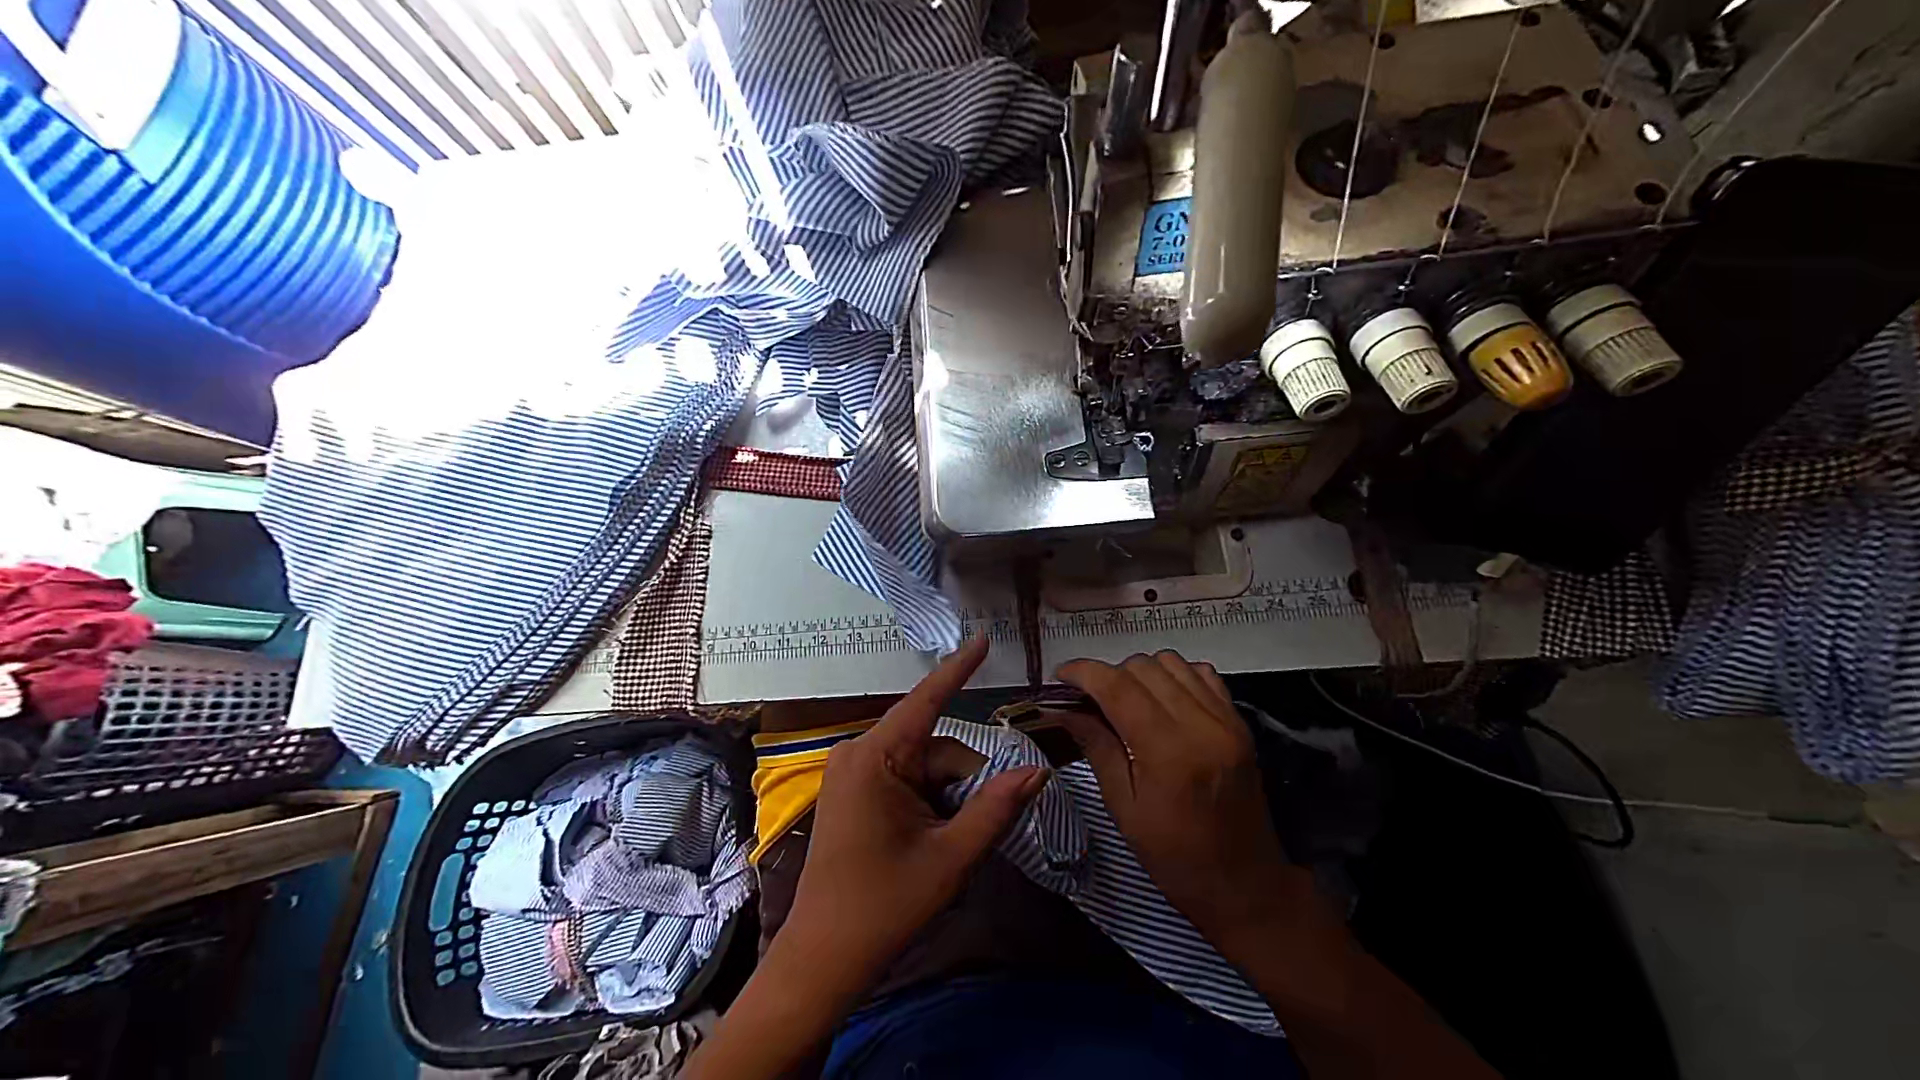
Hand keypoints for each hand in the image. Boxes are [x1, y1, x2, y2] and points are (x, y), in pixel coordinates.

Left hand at [775, 636, 1046, 998]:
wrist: (822, 959)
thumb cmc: (883, 908)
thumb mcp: (950, 858)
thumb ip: (996, 809)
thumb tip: (1037, 771)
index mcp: (875, 759)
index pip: (926, 701)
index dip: (959, 669)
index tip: (984, 638)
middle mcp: (859, 753)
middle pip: (934, 748)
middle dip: (963, 783)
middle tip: (968, 835)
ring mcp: (852, 772)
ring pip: (923, 767)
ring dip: (947, 798)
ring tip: (944, 847)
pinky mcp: (852, 791)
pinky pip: (905, 779)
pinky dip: (928, 802)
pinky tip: (928, 840)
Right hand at [1053, 651, 1303, 949]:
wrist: (1245, 885)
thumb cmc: (1176, 858)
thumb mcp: (1124, 808)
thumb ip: (1096, 747)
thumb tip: (1062, 710)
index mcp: (1169, 752)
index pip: (1118, 687)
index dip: (1083, 672)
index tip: (1060, 676)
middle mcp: (1201, 725)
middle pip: (1143, 667)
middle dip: (1108, 675)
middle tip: (1089, 699)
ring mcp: (1226, 720)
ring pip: (1171, 662)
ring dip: (1140, 672)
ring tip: (1125, 699)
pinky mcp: (1239, 722)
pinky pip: (1201, 674)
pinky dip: (1175, 676)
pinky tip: (1161, 700)